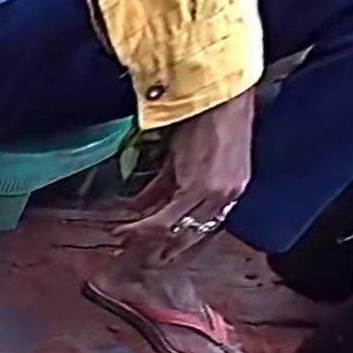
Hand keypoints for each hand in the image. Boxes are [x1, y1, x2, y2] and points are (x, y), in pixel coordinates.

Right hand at [116, 88, 254, 267]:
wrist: (216, 95)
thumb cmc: (205, 119)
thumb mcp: (186, 159)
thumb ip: (167, 184)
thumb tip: (141, 205)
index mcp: (232, 189)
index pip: (201, 227)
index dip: (174, 242)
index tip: (153, 252)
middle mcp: (227, 195)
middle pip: (188, 235)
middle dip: (159, 249)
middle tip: (135, 257)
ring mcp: (215, 193)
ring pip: (172, 230)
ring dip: (142, 237)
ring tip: (120, 240)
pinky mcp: (198, 188)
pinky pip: (164, 218)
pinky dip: (140, 226)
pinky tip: (122, 229)